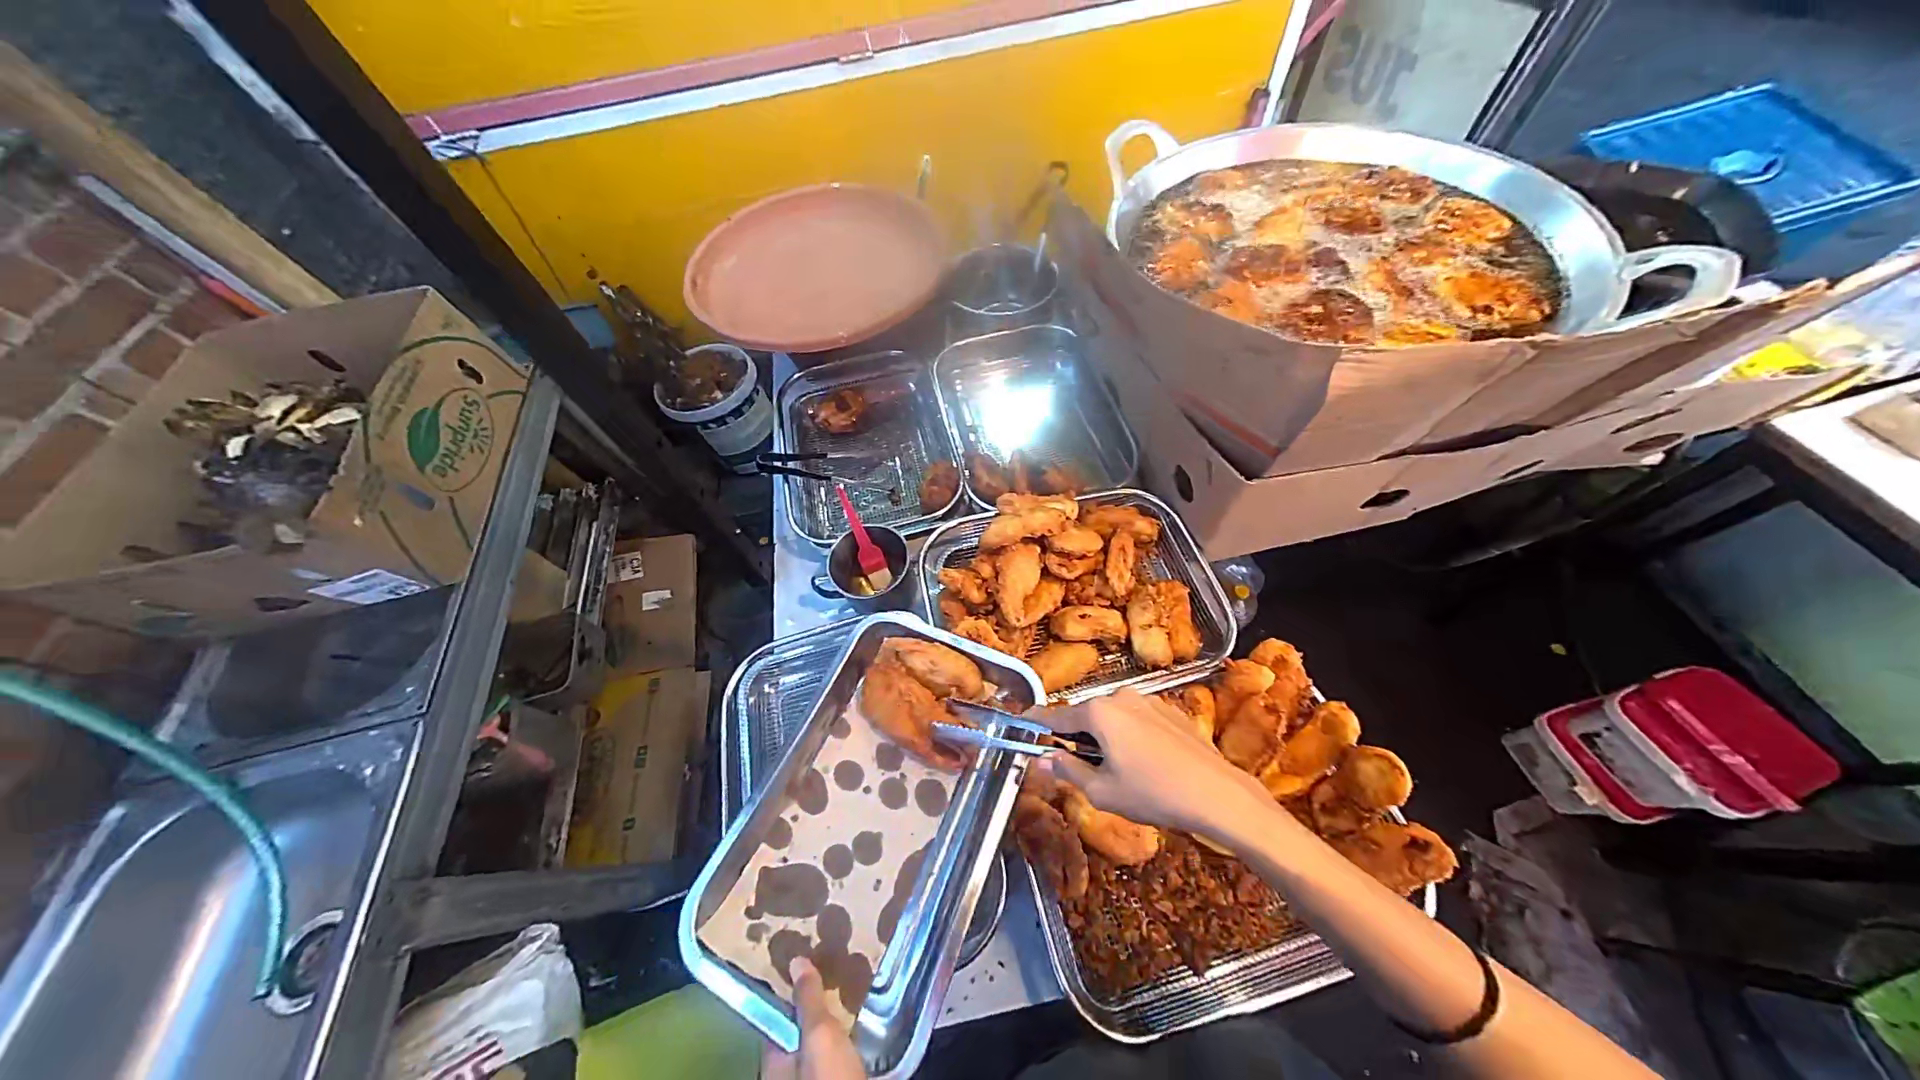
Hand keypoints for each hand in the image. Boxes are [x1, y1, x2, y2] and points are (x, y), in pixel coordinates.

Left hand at [760, 958, 866, 1079]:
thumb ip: (807, 1001)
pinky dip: (843, 1040)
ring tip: (852, 992)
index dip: (790, 989)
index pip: (775, 1015)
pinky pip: (833, 1057)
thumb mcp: (820, 1037)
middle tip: (836, 971)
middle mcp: (786, 1074)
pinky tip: (860, 1028)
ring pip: (816, 1045)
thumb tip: (796, 960)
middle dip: (814, 1004)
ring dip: (831, 1022)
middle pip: (796, 1030)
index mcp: (773, 1061)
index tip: (809, 961)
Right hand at [1036, 689, 1275, 843]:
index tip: (1022, 725)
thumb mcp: (1102, 791)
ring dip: (1106, 737)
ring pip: (1113, 717)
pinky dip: (1131, 736)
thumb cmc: (1153, 794)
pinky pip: (1137, 720)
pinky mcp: (1171, 711)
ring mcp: (1149, 701)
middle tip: (1080, 768)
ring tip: (1118, 771)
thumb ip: (1066, 770)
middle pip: (1086, 715)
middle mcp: (1121, 697)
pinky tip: (1146, 765)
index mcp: (1098, 712)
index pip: (1055, 715)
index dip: (1036, 723)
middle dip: (1077, 737)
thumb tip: (1041, 760)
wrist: (1218, 794)